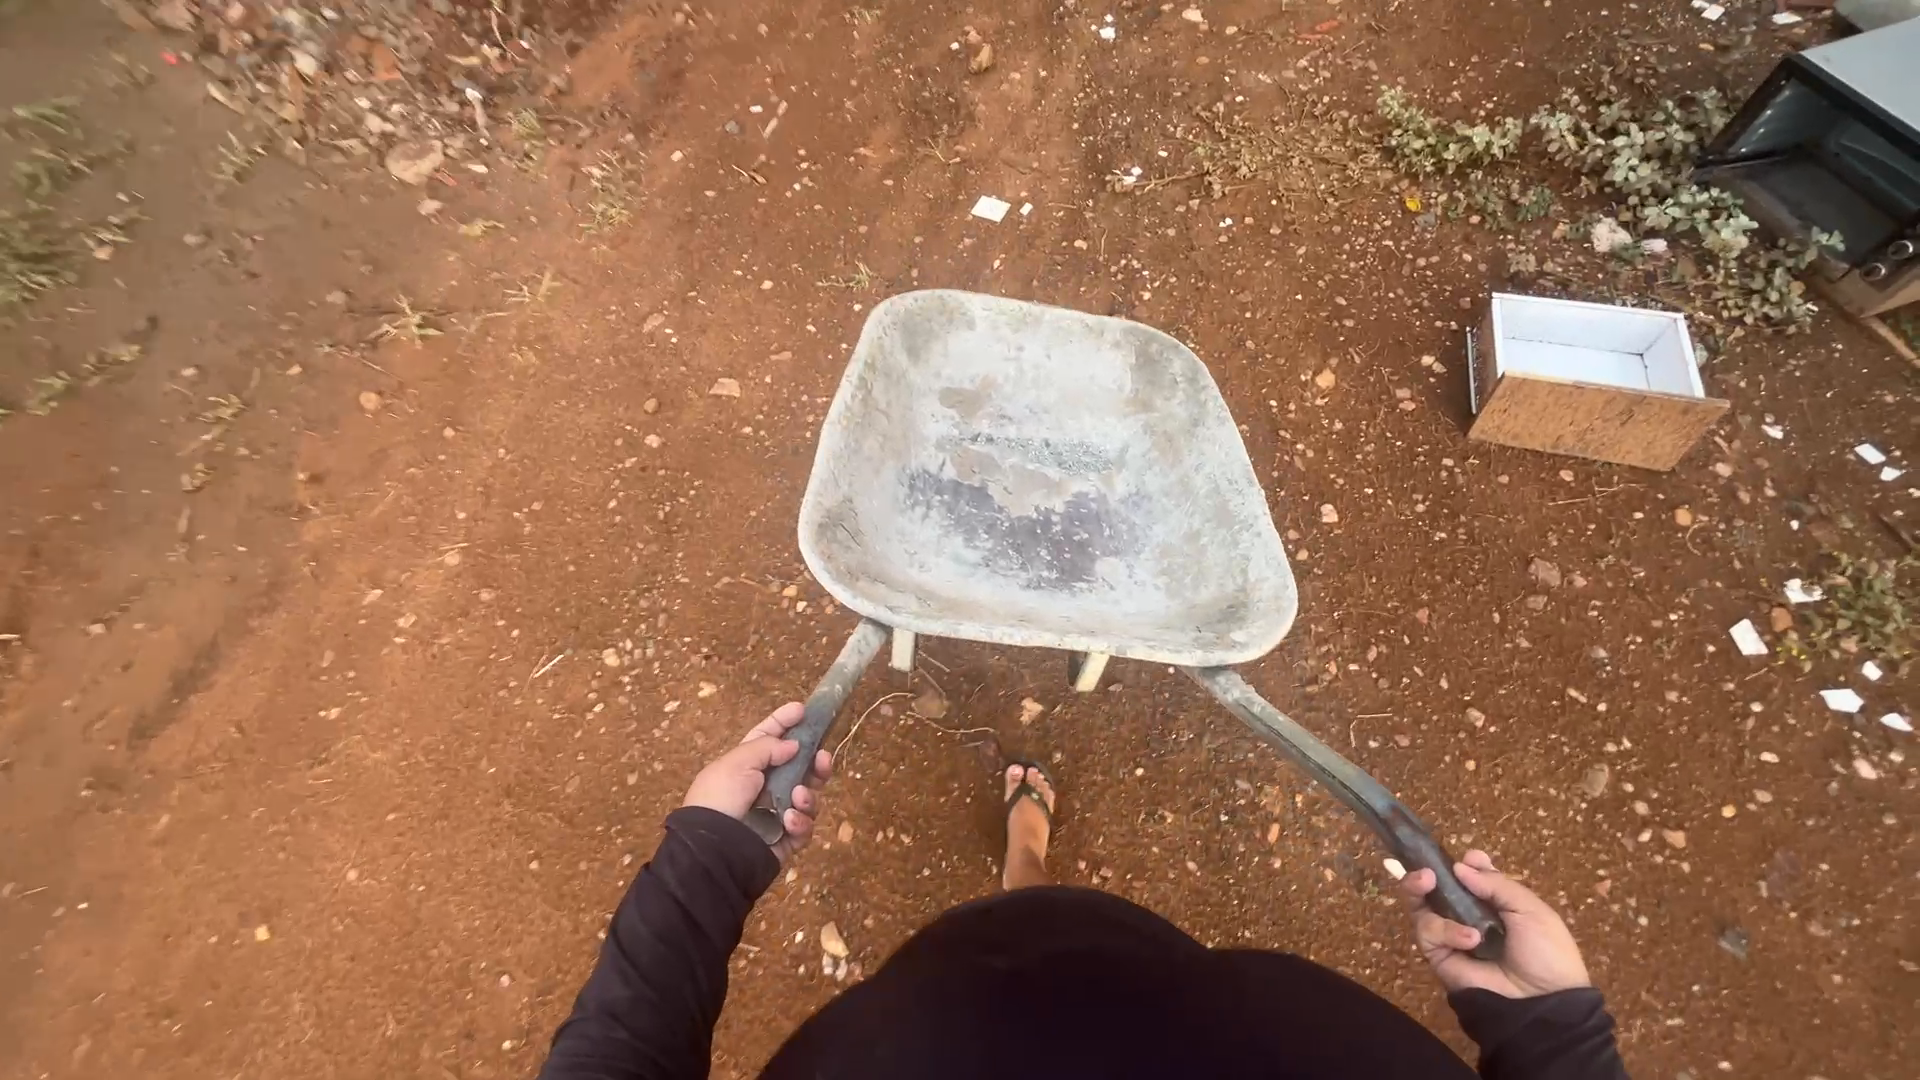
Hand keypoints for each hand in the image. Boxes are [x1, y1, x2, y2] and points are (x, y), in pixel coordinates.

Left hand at [682, 703, 832, 863]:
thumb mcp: (738, 762)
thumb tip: (794, 746)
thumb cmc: (721, 798)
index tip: (803, 708)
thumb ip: (769, 747)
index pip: (768, 736)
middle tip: (822, 758)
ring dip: (808, 794)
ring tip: (798, 796)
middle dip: (815, 761)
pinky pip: (805, 825)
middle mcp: (764, 785)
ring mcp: (777, 812)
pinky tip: (789, 820)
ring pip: (808, 795)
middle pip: (800, 766)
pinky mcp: (787, 838)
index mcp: (747, 763)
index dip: (785, 721)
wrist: (713, 851)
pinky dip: (801, 821)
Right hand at [1399, 849, 1590, 998]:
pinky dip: (1446, 929)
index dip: (1465, 864)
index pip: (1468, 876)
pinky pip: (1428, 930)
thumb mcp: (1532, 912)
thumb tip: (1459, 866)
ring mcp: (1448, 931)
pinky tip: (1470, 939)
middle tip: (1426, 867)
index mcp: (1492, 903)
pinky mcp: (1436, 951)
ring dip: (1418, 888)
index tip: (1467, 858)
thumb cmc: (1545, 953)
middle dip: (1423, 870)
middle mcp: (1465, 913)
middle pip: (1433, 885)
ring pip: (1418, 902)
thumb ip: (1497, 884)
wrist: (1543, 1002)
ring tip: (1427, 881)